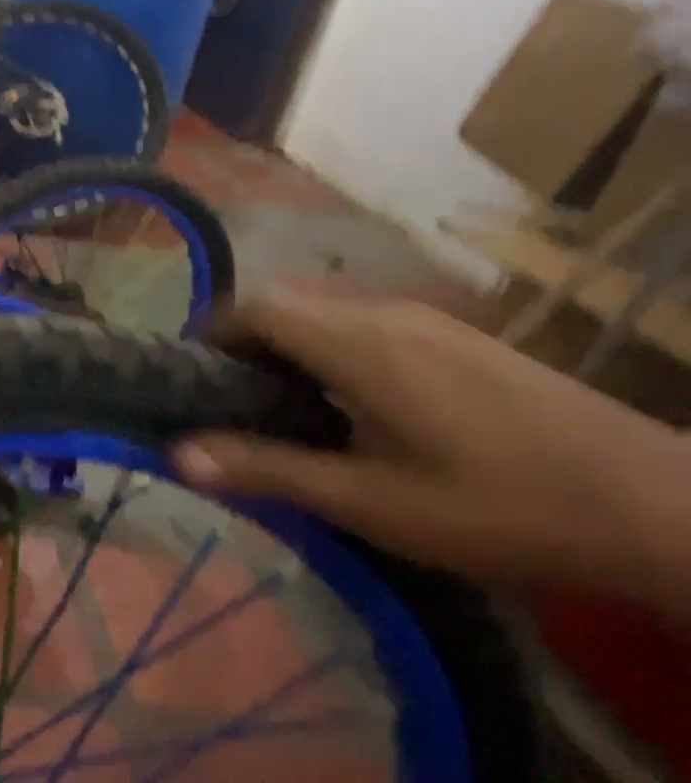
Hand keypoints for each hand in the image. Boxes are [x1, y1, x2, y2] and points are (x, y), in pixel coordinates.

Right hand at [169, 293, 690, 609]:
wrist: (662, 510)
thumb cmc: (500, 506)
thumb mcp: (373, 501)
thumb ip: (268, 469)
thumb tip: (174, 454)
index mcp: (358, 343)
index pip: (254, 307)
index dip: (210, 334)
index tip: (190, 381)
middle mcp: (389, 315)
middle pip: (289, 307)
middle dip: (245, 347)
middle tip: (230, 406)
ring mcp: (434, 324)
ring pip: (331, 317)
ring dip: (291, 351)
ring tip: (286, 413)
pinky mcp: (466, 342)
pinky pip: (371, 328)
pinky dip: (335, 355)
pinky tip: (358, 412)